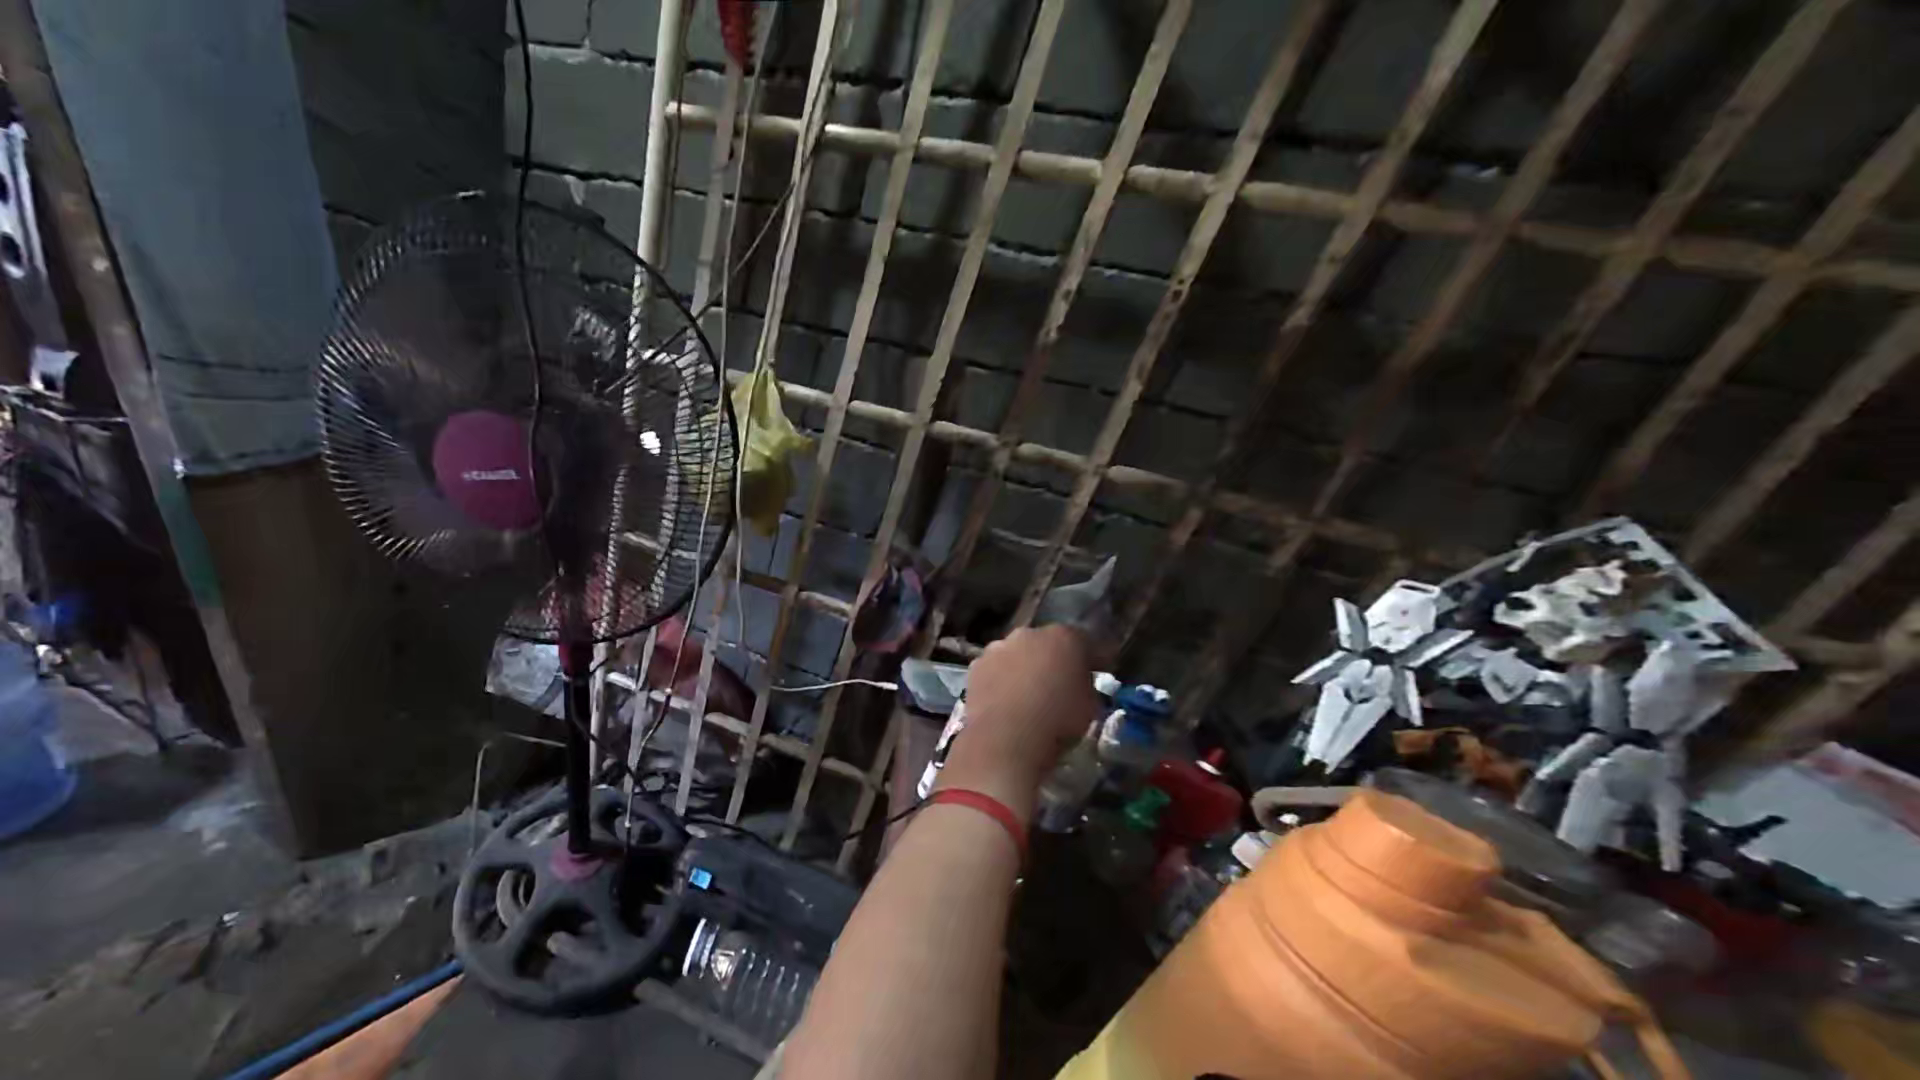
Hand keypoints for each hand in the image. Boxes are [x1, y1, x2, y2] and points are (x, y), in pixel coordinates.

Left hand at [937, 626, 1098, 815]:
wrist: (1005, 739)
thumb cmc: (1058, 721)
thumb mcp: (1091, 707)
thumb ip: (1087, 686)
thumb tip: (1081, 684)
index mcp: (1064, 637)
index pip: (1085, 642)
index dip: (1092, 659)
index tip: (1096, 673)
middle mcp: (1029, 633)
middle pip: (1047, 643)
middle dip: (1054, 659)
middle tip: (1059, 683)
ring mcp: (998, 647)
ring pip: (1017, 654)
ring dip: (1024, 668)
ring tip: (1028, 695)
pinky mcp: (976, 666)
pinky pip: (996, 670)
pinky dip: (1001, 681)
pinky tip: (1005, 702)